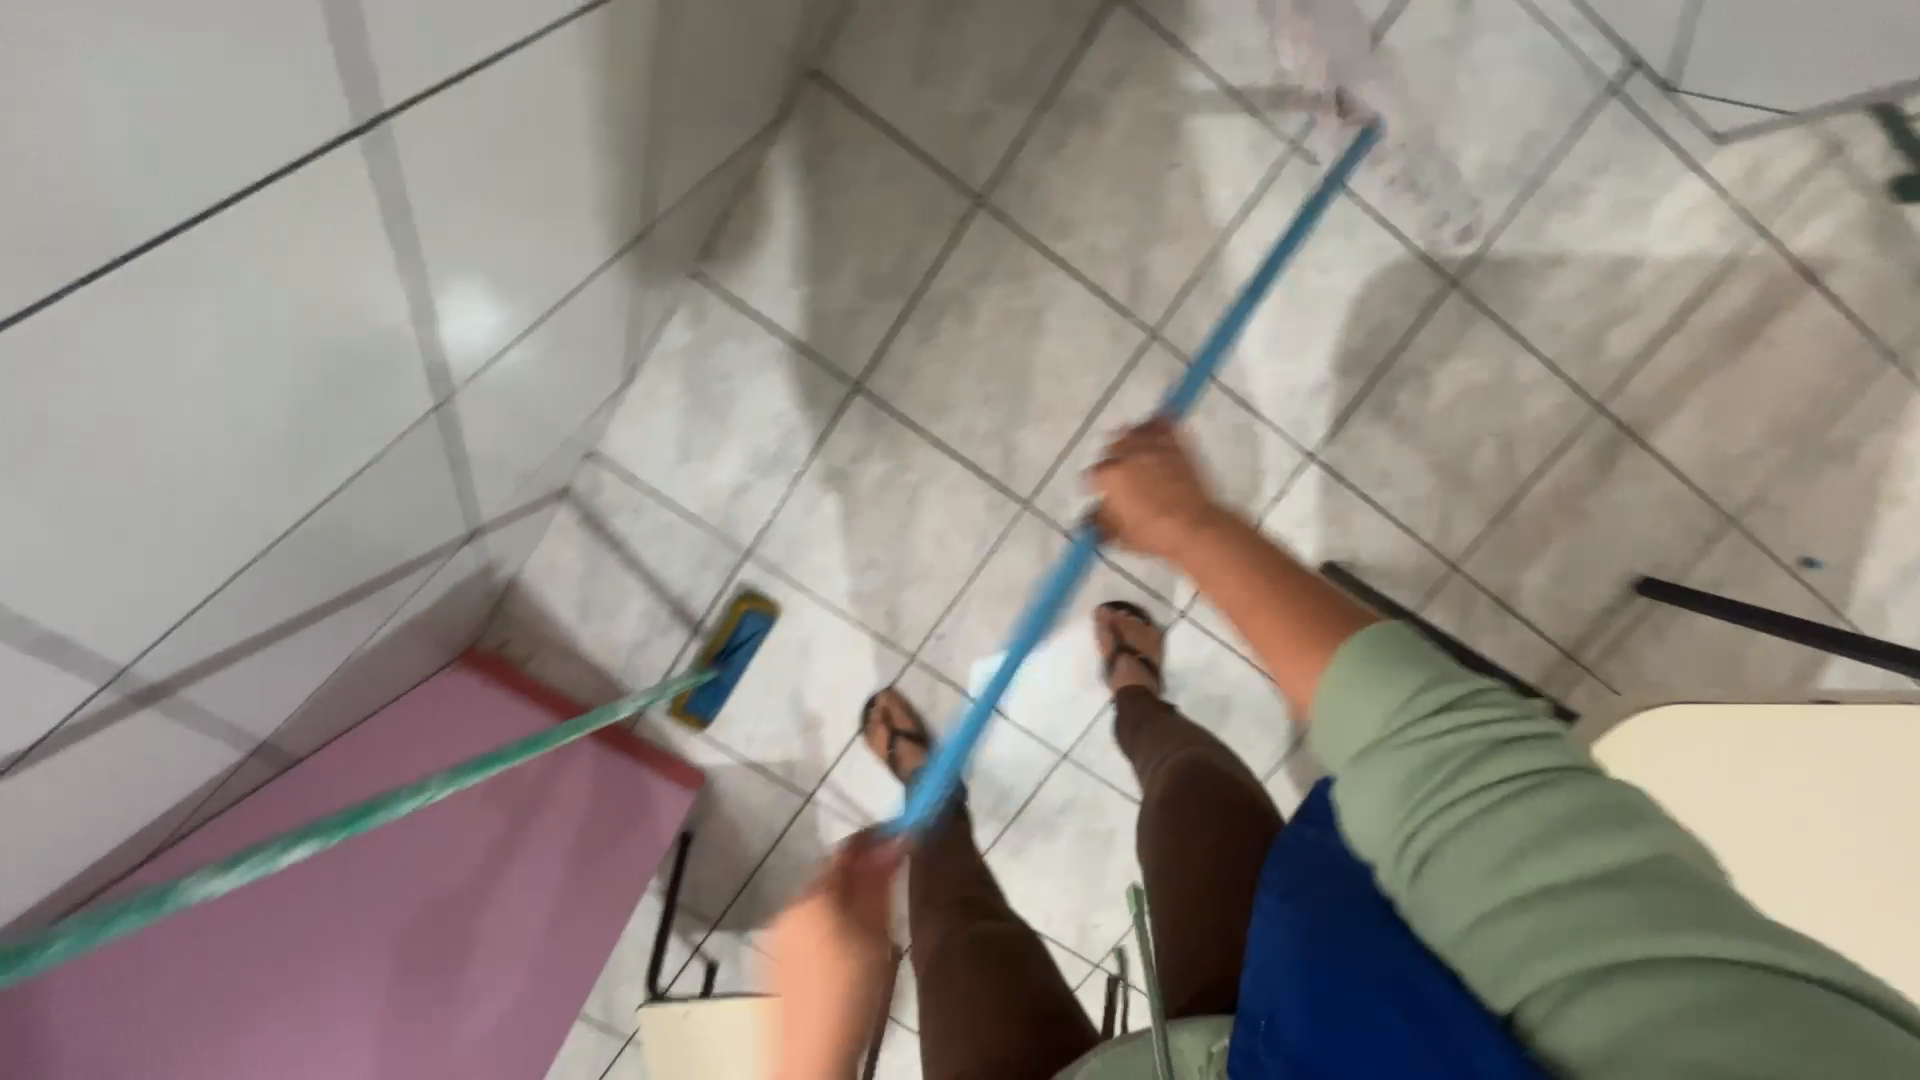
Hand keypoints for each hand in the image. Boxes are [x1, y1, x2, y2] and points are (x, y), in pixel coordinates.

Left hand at [767, 832, 903, 1079]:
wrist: (811, 1060)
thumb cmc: (852, 994)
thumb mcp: (878, 935)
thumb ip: (883, 882)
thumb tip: (896, 839)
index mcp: (815, 895)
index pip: (848, 848)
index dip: (877, 840)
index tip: (903, 840)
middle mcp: (790, 906)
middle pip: (832, 876)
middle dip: (863, 874)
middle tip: (894, 887)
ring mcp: (778, 936)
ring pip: (820, 902)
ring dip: (846, 901)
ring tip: (876, 925)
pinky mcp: (775, 963)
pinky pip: (808, 927)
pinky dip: (830, 926)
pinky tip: (848, 954)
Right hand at [1090, 418, 1228, 561]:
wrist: (1195, 527)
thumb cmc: (1154, 534)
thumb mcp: (1119, 535)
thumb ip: (1101, 521)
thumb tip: (1091, 517)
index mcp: (1111, 476)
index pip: (1093, 473)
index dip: (1094, 483)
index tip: (1097, 490)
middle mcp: (1129, 456)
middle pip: (1111, 447)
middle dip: (1111, 458)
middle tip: (1116, 470)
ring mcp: (1154, 448)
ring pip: (1134, 431)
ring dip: (1130, 437)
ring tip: (1132, 446)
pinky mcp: (1176, 446)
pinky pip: (1162, 424)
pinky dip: (1155, 424)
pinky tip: (1154, 427)